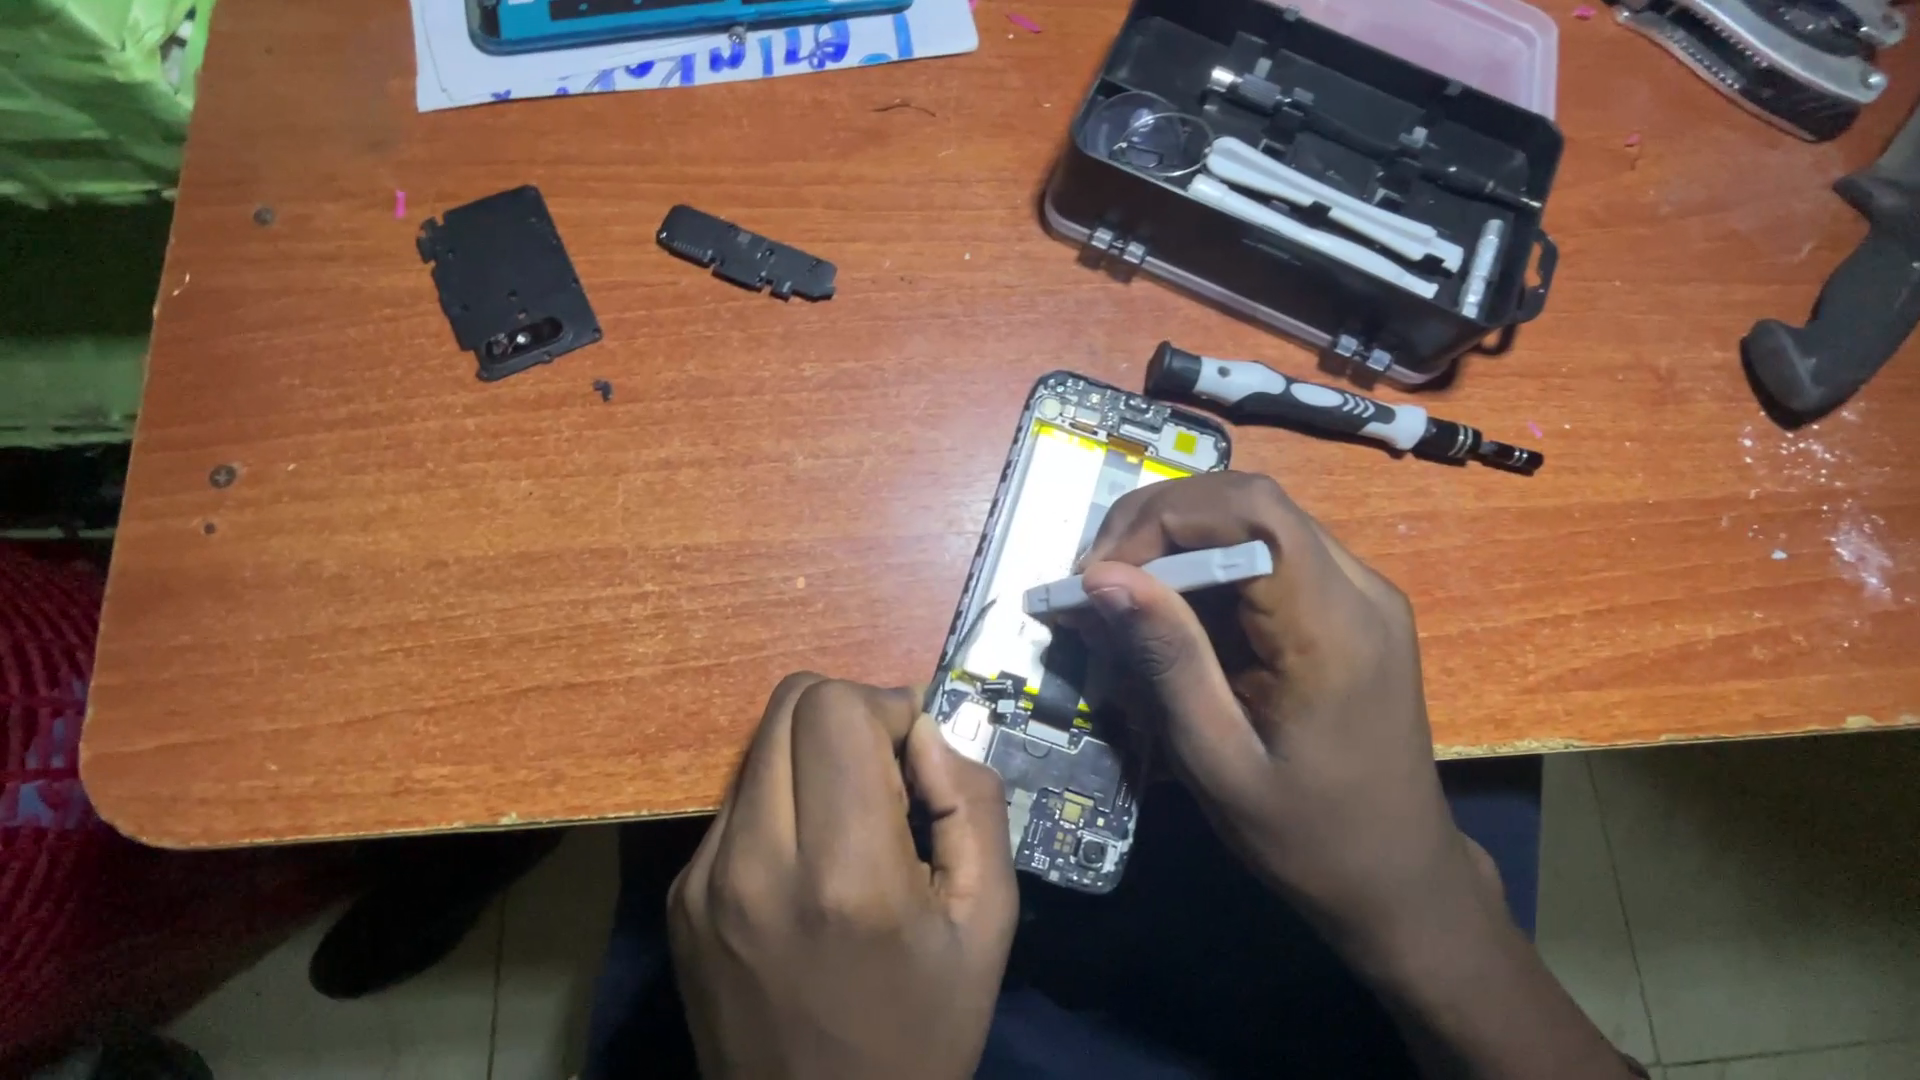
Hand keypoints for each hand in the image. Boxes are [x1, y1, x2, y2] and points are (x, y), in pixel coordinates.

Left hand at [668, 675, 1017, 1079]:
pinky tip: (808, 858)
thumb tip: (925, 731)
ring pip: (760, 746)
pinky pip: (737, 801)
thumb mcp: (988, 922)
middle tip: (886, 770)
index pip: (835, 709)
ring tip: (849, 816)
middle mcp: (757, 863)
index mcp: (846, 873)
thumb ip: (973, 803)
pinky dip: (782, 800)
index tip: (915, 753)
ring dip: (813, 755)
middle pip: (790, 704)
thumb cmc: (921, 1033)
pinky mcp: (680, 898)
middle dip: (849, 714)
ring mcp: (704, 881)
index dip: (887, 707)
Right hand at [1081, 473, 1634, 1077]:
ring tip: (1119, 594)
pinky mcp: (1345, 604)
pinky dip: (1202, 566)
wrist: (1397, 877)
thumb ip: (1167, 659)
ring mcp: (1358, 592)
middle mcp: (1358, 588)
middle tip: (1096, 582)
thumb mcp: (1217, 760)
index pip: (1251, 513)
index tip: (1100, 576)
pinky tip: (1167, 611)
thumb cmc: (1306, 837)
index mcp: (1333, 628)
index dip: (1162, 519)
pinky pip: (1264, 554)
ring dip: (1174, 541)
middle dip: (1156, 524)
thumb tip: (1102, 576)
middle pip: (1249, 502)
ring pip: (1252, 520)